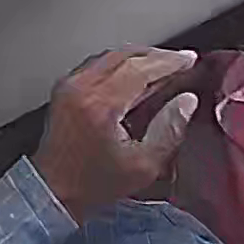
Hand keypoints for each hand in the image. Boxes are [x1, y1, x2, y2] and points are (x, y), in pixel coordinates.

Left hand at [34, 47, 199, 222]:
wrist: (54, 188)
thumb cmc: (97, 181)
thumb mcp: (144, 165)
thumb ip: (169, 129)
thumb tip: (187, 100)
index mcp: (100, 104)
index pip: (139, 68)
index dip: (168, 61)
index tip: (189, 59)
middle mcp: (80, 87)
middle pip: (122, 56)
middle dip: (154, 55)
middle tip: (179, 60)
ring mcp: (68, 85)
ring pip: (107, 57)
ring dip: (136, 57)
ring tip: (161, 65)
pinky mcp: (63, 88)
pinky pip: (94, 65)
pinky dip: (117, 63)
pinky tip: (133, 73)